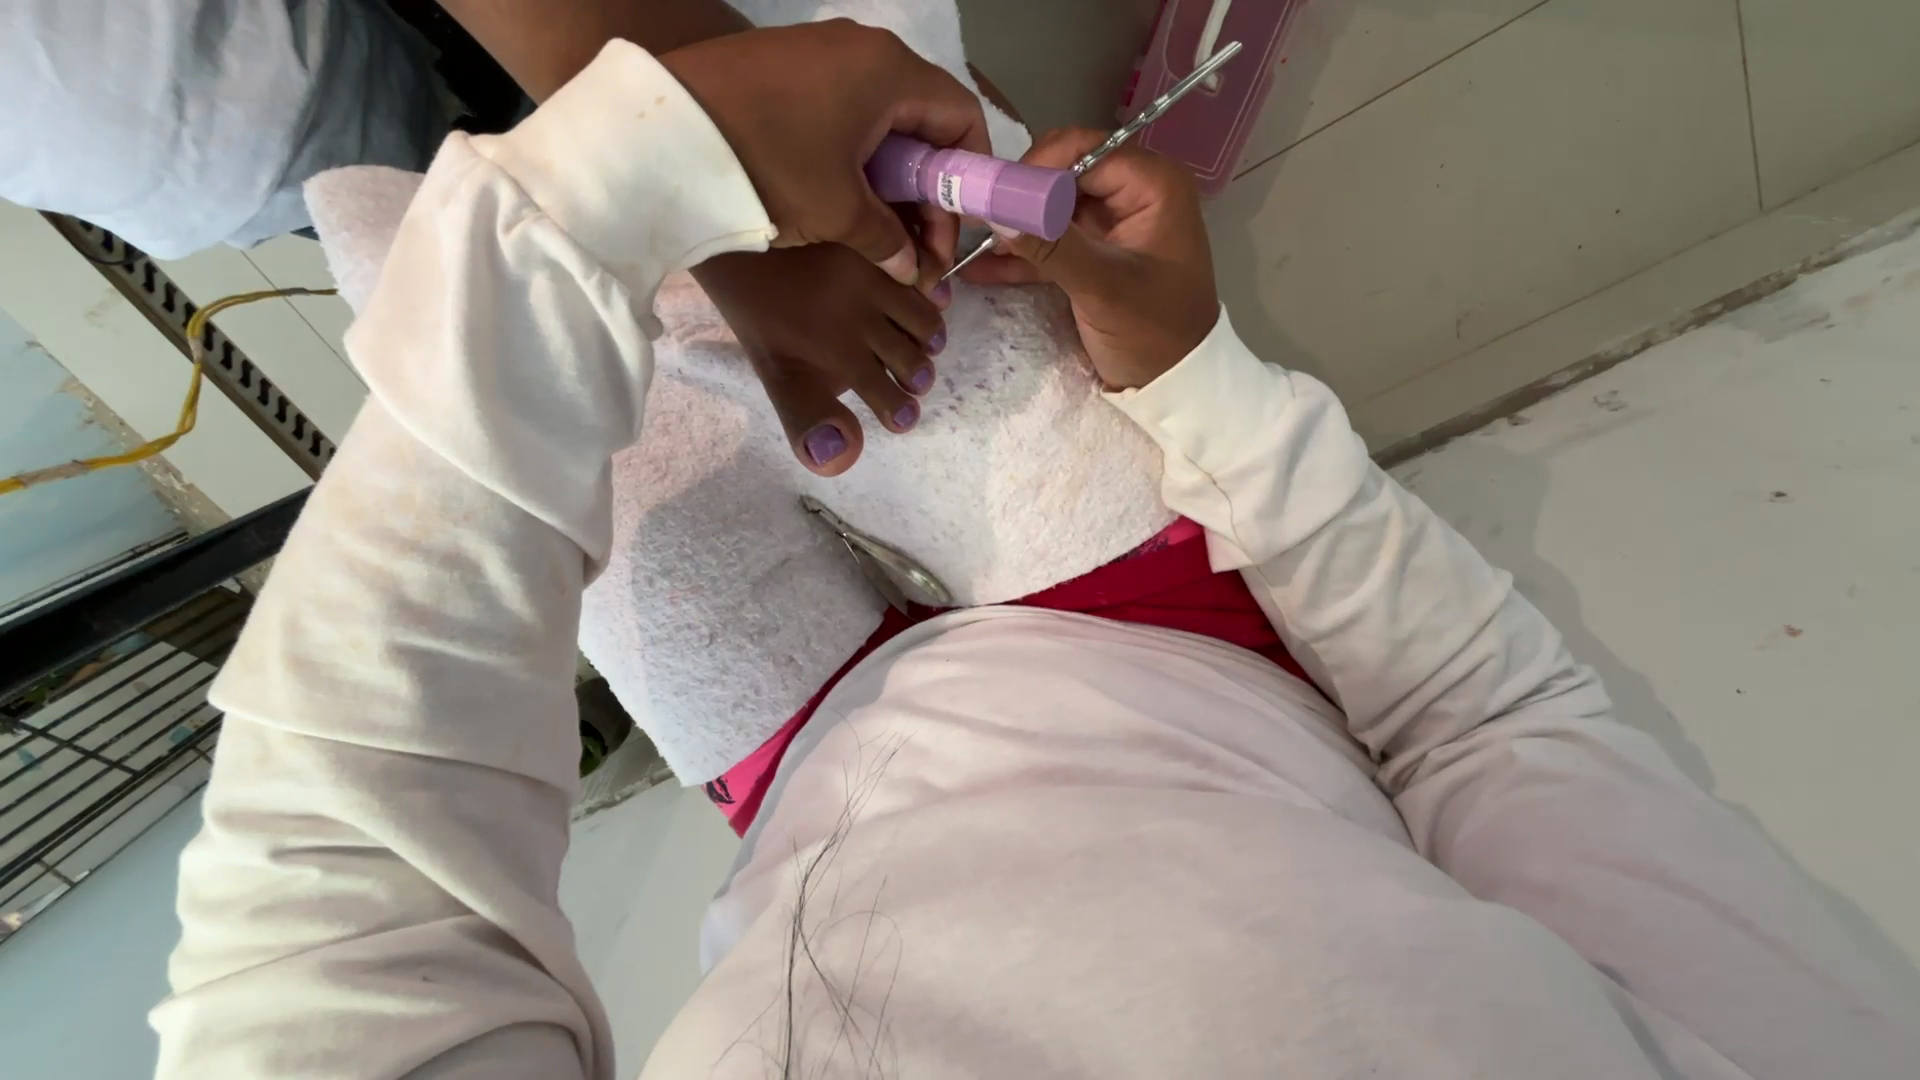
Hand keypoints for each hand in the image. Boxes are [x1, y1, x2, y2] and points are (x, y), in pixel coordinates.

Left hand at [661, 19, 989, 285]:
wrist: (661, 130)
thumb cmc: (767, 165)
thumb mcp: (837, 212)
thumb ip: (887, 241)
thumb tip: (910, 268)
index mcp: (890, 73)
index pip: (962, 118)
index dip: (969, 178)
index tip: (954, 228)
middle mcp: (865, 52)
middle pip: (925, 125)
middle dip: (928, 195)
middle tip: (918, 251)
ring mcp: (824, 58)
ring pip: (884, 126)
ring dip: (892, 186)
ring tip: (883, 239)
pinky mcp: (790, 73)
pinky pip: (846, 118)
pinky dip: (858, 165)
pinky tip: (846, 206)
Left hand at [693, 246, 948, 475]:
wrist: (740, 233)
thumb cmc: (760, 314)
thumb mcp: (778, 373)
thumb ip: (808, 419)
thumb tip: (843, 459)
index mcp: (831, 359)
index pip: (888, 399)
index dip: (899, 411)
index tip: (902, 415)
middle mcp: (856, 325)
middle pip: (913, 365)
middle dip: (917, 378)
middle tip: (913, 379)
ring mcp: (869, 284)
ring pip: (925, 326)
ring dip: (928, 341)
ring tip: (922, 345)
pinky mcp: (877, 248)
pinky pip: (924, 280)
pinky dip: (930, 298)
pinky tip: (920, 303)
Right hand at [959, 129, 1217, 389]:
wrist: (1175, 385)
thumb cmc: (1154, 334)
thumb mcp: (1103, 288)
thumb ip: (1053, 247)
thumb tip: (998, 211)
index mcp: (1153, 186)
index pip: (1086, 152)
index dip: (1039, 168)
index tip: (997, 196)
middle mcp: (1133, 196)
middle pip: (1063, 178)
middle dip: (1019, 200)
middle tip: (975, 217)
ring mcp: (1111, 228)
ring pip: (1052, 213)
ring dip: (1014, 231)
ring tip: (967, 243)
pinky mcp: (1094, 258)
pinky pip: (1052, 247)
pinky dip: (1022, 259)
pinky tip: (980, 270)